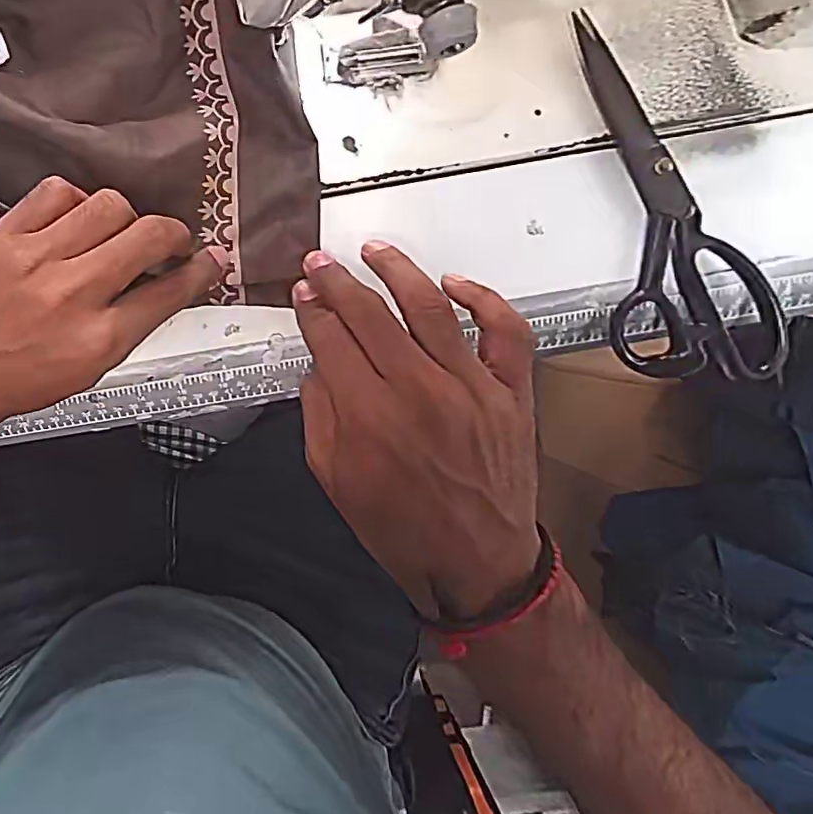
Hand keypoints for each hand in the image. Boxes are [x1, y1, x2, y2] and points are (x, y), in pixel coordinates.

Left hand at [0, 177, 229, 455]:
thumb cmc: (26, 377)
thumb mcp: (94, 368)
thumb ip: (138, 323)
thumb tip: (176, 283)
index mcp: (98, 340)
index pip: (168, 292)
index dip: (200, 271)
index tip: (209, 260)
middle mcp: (70, 295)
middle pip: (148, 238)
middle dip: (173, 236)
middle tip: (169, 243)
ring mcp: (34, 260)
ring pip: (109, 205)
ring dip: (127, 218)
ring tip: (118, 234)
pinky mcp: (6, 237)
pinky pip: (58, 192)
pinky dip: (77, 201)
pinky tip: (76, 222)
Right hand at [293, 242, 540, 619]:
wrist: (477, 562)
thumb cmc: (400, 527)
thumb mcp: (333, 477)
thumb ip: (319, 414)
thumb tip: (318, 366)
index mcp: (368, 415)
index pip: (330, 338)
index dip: (311, 309)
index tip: (303, 294)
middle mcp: (417, 391)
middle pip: (369, 314)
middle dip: (336, 281)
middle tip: (319, 263)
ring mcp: (470, 387)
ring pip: (429, 307)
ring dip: (396, 270)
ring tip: (374, 251)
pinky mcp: (510, 392)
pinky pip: (505, 331)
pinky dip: (483, 298)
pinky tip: (454, 283)